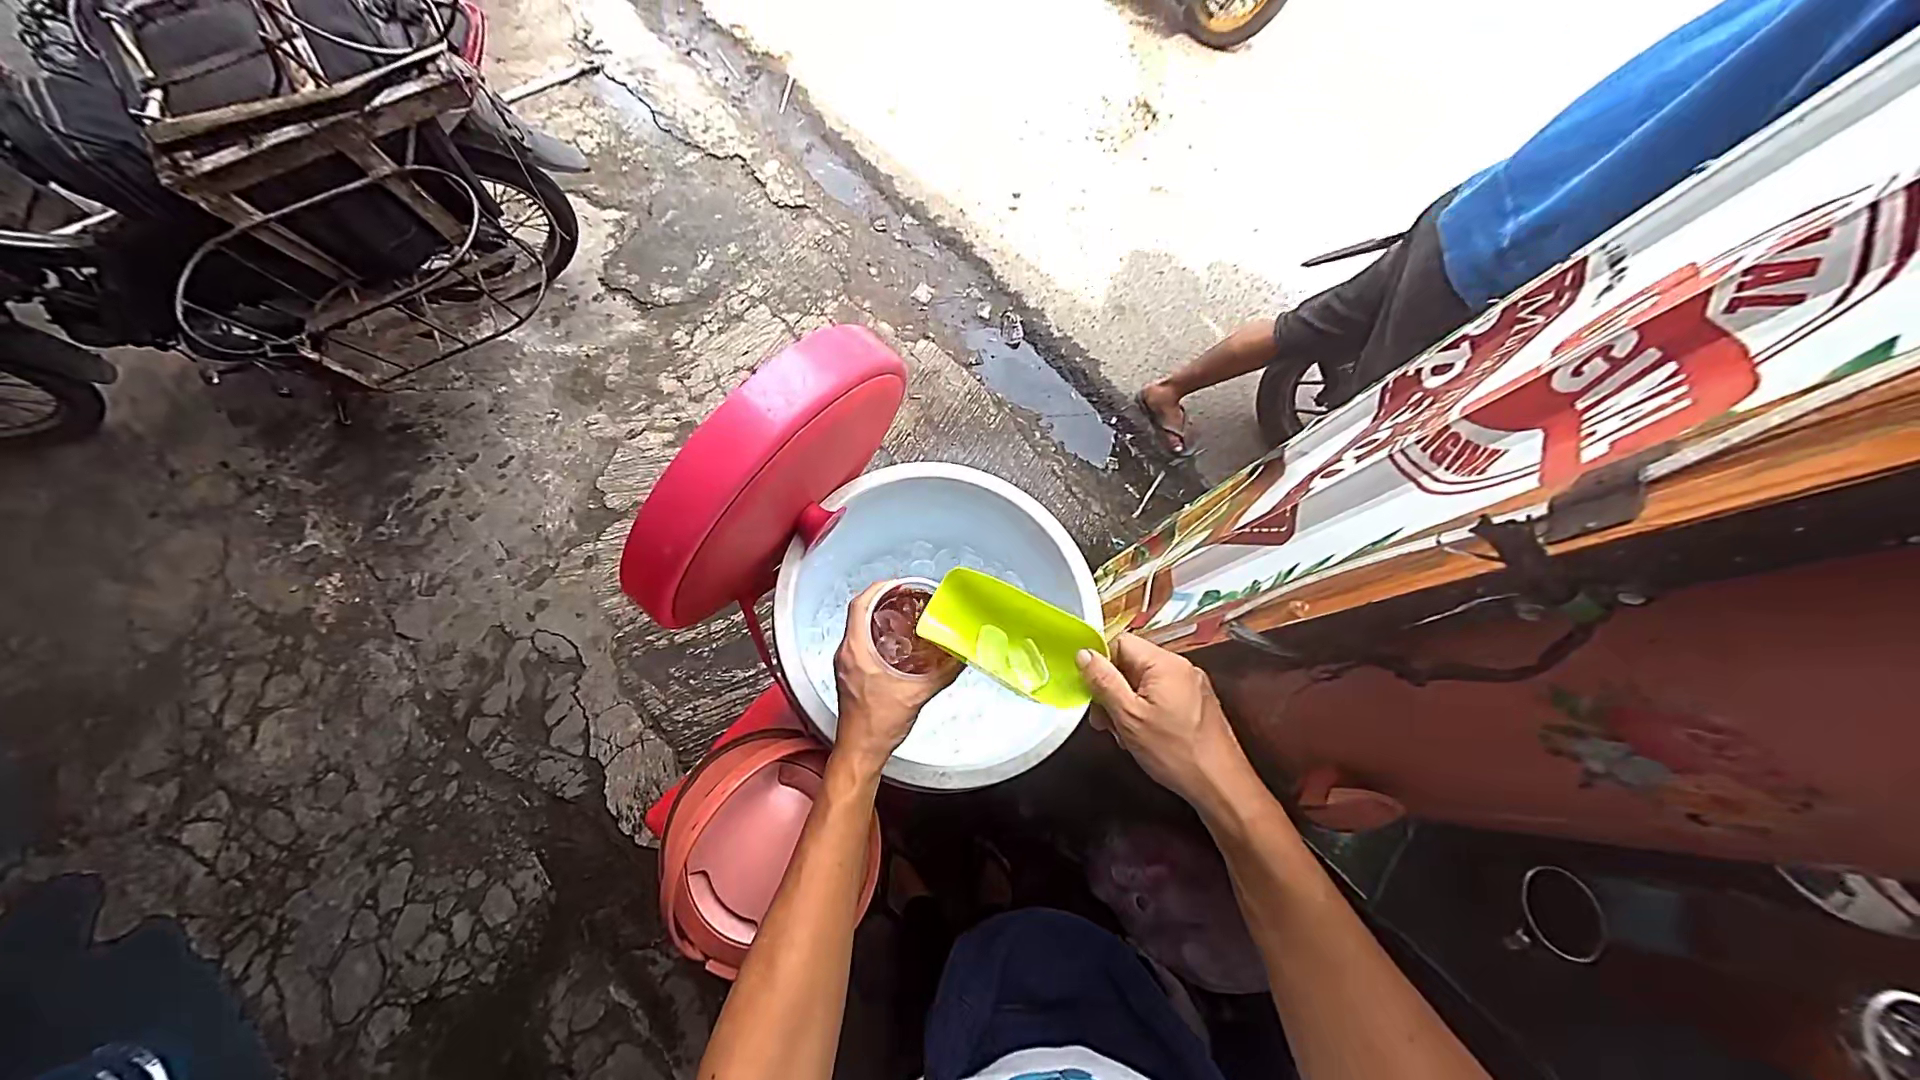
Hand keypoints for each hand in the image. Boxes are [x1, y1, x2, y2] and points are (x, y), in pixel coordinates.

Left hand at [832, 581, 960, 777]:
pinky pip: (859, 644)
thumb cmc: (876, 726)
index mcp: (855, 651)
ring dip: (878, 618)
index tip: (896, 583)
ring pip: (857, 629)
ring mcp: (845, 665)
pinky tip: (896, 644)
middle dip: (882, 600)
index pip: (859, 605)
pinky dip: (876, 636)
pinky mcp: (849, 676)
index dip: (878, 588)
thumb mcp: (916, 695)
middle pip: (858, 613)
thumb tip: (960, 657)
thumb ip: (942, 673)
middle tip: (904, 596)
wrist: (860, 752)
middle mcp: (845, 654)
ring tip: (902, 615)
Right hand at [1077, 633, 1255, 813]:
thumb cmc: (1178, 753)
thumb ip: (1103, 681)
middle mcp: (1180, 668)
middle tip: (1105, 719)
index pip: (1120, 642)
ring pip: (1142, 682)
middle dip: (1111, 690)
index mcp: (1165, 663)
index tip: (1090, 688)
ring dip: (1125, 704)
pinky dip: (1143, 711)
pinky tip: (1140, 736)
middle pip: (1130, 663)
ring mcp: (1189, 685)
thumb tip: (1085, 654)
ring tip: (1124, 733)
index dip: (1100, 664)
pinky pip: (1158, 695)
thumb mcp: (1128, 716)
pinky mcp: (1193, 703)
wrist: (1221, 786)